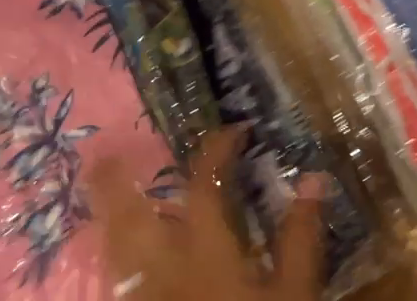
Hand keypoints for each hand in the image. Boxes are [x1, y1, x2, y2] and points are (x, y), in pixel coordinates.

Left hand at [94, 127, 324, 300]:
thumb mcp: (296, 294)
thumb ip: (300, 236)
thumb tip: (313, 179)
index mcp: (207, 255)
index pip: (203, 187)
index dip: (216, 151)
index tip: (235, 132)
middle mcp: (163, 273)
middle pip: (128, 220)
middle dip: (113, 186)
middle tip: (103, 157)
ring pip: (113, 255)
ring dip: (108, 221)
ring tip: (105, 198)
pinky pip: (118, 285)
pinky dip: (118, 261)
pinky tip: (127, 259)